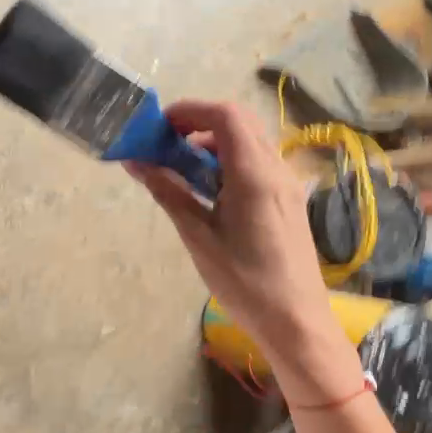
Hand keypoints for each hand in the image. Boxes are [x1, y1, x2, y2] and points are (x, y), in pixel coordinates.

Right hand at [126, 100, 363, 403]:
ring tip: (179, 167)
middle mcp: (276, 170)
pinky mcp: (287, 200)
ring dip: (212, 141)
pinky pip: (256, 162)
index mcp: (254, 175)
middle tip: (164, 142)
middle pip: (239, 122)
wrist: (296, 322)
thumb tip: (135, 161)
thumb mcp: (197, 235)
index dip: (189, 110)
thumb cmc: (244, 281)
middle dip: (198, 122)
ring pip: (249, 140)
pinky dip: (227, 159)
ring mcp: (286, 185)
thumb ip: (168, 191)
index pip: (225, 116)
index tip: (158, 126)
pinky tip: (206, 188)